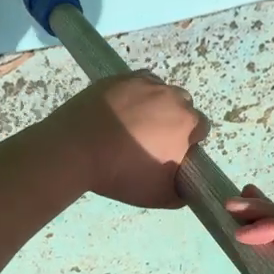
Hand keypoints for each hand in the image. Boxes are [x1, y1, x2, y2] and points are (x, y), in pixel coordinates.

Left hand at [48, 72, 207, 208]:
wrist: (75, 150)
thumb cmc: (121, 174)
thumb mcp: (159, 196)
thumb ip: (181, 192)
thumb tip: (186, 187)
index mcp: (187, 122)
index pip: (199, 129)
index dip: (185, 142)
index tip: (166, 153)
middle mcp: (171, 96)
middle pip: (181, 106)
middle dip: (170, 121)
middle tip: (147, 139)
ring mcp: (143, 83)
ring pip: (158, 92)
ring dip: (152, 105)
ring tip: (130, 124)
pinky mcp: (118, 78)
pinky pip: (135, 83)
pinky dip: (132, 94)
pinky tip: (119, 109)